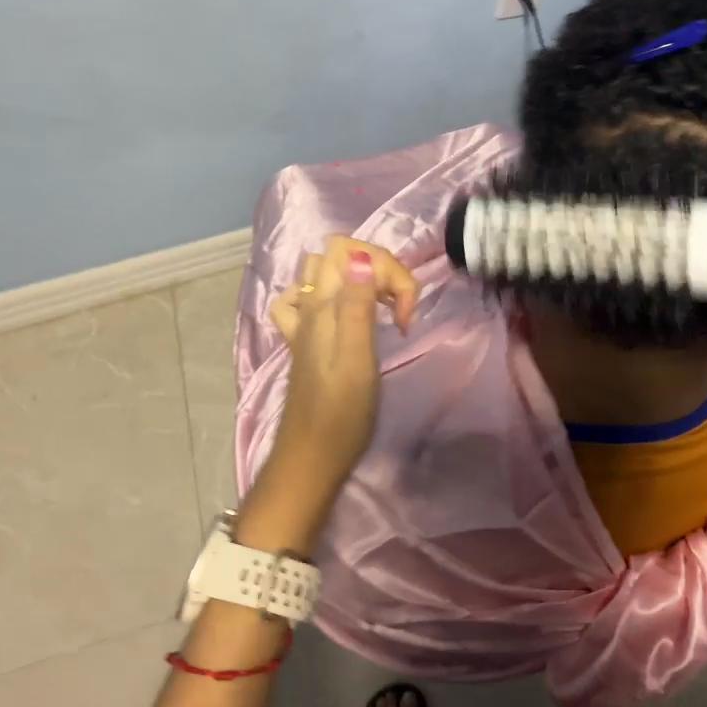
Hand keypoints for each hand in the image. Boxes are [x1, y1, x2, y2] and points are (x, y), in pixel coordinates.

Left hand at [266, 237, 419, 483]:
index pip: (348, 249)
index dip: (384, 268)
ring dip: (358, 279)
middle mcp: (309, 307)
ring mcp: (305, 324)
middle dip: (377, 269)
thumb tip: (360, 257)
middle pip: (337, 254)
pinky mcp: (306, 342)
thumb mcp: (357, 357)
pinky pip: (304, 301)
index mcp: (323, 305)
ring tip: (381, 309)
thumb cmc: (342, 413)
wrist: (312, 456)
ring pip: (322, 274)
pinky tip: (345, 315)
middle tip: (398, 309)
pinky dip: (325, 298)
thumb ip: (357, 305)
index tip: (402, 310)